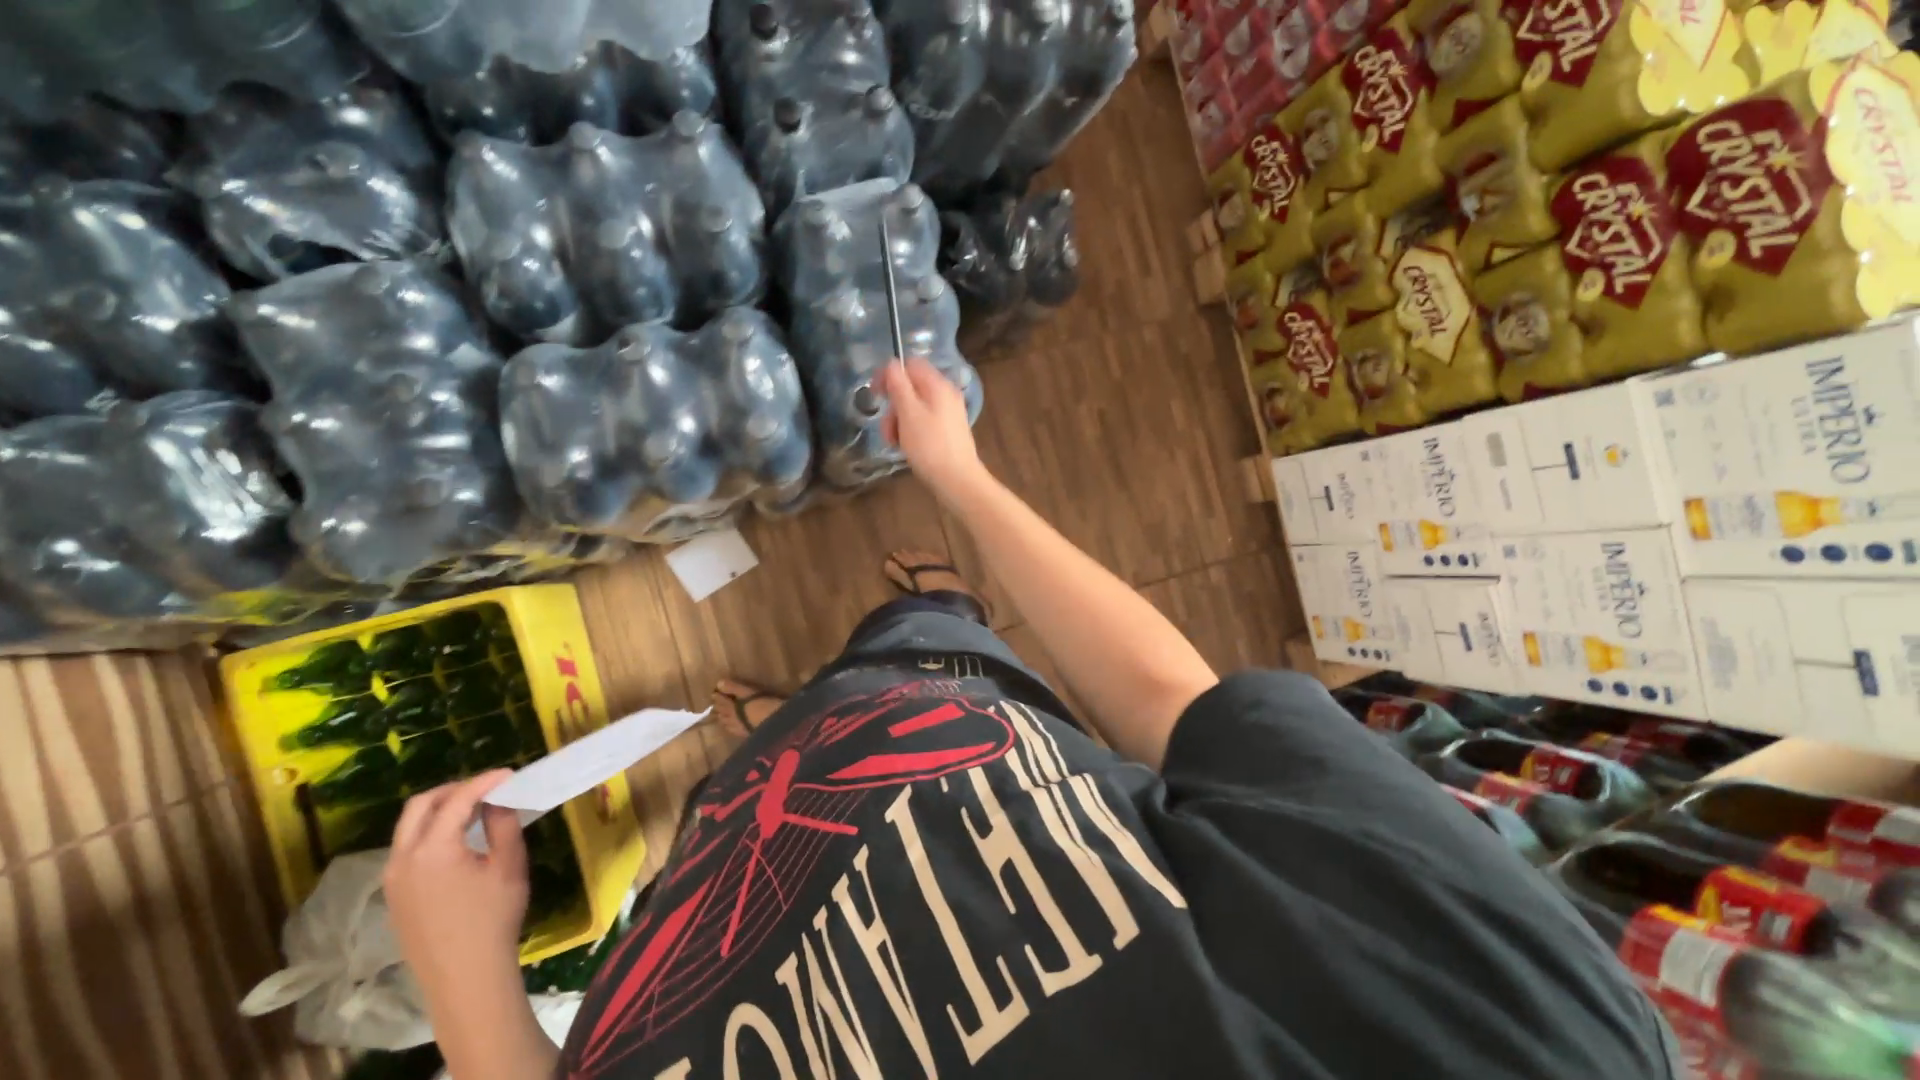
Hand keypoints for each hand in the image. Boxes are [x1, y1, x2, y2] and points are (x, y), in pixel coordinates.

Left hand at [384, 771, 526, 1002]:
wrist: (465, 977)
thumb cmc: (493, 920)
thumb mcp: (509, 868)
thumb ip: (503, 826)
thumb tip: (498, 801)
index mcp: (432, 850)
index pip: (457, 800)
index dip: (484, 782)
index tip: (509, 774)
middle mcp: (402, 859)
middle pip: (419, 806)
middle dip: (453, 790)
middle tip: (486, 788)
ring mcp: (392, 879)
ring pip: (408, 828)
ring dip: (438, 811)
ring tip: (473, 811)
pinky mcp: (394, 896)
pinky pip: (407, 850)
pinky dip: (429, 834)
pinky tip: (456, 842)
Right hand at [879, 356, 983, 500]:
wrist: (957, 480)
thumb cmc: (930, 446)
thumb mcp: (908, 413)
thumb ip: (898, 385)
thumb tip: (891, 363)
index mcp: (938, 385)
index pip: (911, 365)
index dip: (890, 375)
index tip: (876, 394)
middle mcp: (946, 394)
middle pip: (911, 388)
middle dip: (894, 406)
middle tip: (888, 428)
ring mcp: (949, 413)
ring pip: (915, 407)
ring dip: (899, 421)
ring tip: (896, 442)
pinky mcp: (948, 430)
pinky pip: (923, 421)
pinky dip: (911, 430)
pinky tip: (907, 447)